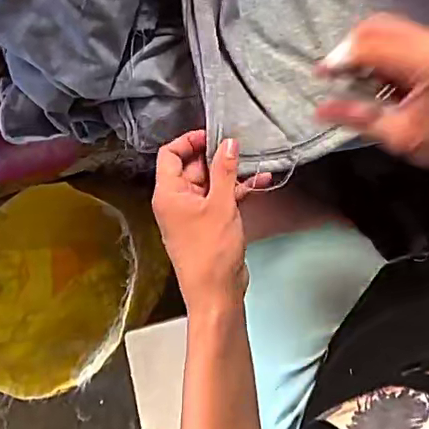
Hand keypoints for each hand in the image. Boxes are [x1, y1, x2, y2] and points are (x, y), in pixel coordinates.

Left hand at [152, 131, 271, 314]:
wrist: (217, 293)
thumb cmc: (211, 251)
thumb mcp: (220, 205)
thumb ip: (224, 170)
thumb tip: (227, 143)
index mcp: (168, 193)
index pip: (169, 154)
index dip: (189, 141)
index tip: (212, 134)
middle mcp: (176, 201)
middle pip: (191, 167)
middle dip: (214, 155)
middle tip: (238, 145)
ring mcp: (193, 212)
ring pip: (210, 182)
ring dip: (230, 173)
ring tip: (253, 160)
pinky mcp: (209, 223)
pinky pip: (220, 198)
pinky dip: (237, 190)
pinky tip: (260, 181)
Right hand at [314, 13, 428, 178]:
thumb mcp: (400, 136)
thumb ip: (358, 117)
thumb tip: (319, 110)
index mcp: (428, 61)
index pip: (370, 45)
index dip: (341, 58)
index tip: (320, 76)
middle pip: (376, 26)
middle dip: (349, 48)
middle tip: (336, 75)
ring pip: (385, 26)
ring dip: (362, 47)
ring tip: (354, 76)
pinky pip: (397, 34)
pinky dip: (377, 48)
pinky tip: (374, 74)